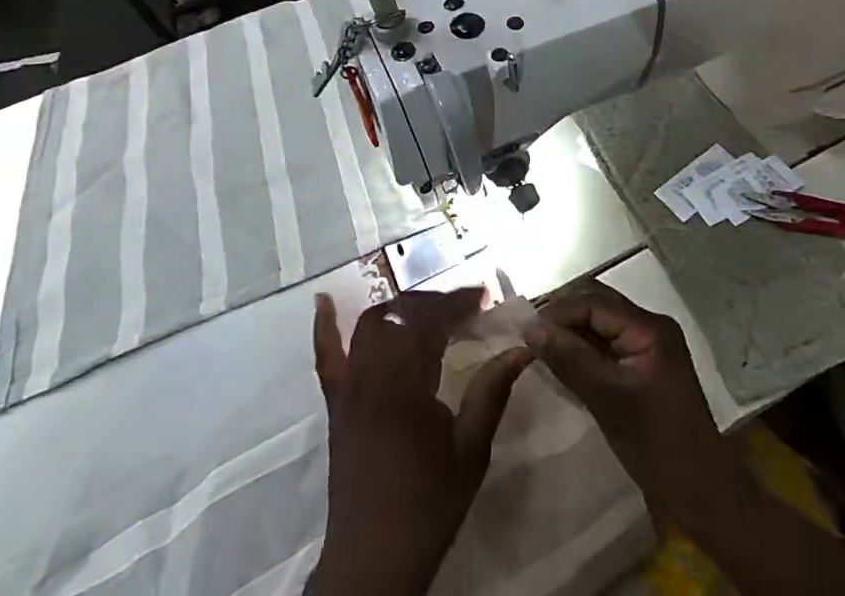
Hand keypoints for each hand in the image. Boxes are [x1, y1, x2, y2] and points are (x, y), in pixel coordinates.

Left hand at [307, 289, 532, 595]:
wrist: (376, 550)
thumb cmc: (431, 502)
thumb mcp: (471, 450)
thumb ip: (491, 392)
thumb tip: (521, 351)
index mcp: (407, 382)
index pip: (431, 322)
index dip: (457, 302)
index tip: (482, 294)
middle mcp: (372, 372)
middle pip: (401, 316)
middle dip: (433, 302)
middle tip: (464, 305)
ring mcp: (348, 383)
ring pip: (368, 326)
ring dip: (396, 308)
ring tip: (425, 309)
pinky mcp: (334, 399)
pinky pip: (325, 354)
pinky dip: (324, 325)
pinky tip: (323, 300)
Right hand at [523, 280, 747, 535]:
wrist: (699, 491)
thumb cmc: (657, 442)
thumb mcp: (606, 398)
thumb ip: (569, 358)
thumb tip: (530, 328)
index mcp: (650, 329)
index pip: (593, 303)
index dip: (556, 312)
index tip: (525, 329)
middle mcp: (650, 327)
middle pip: (596, 303)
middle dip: (560, 313)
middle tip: (527, 330)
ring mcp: (647, 345)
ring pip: (597, 321)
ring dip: (568, 328)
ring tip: (537, 342)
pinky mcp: (641, 363)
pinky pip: (603, 340)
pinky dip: (579, 344)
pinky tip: (557, 356)